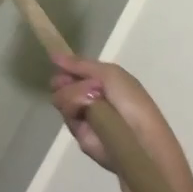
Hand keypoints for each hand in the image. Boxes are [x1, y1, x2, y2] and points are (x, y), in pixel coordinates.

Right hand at [50, 54, 171, 172]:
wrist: (139, 136)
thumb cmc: (130, 100)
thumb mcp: (110, 73)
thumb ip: (81, 64)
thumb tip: (54, 55)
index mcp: (100, 82)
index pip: (73, 71)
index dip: (65, 68)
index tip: (58, 64)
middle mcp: (88, 97)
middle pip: (61, 84)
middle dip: (64, 81)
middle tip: (70, 82)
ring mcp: (82, 115)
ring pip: (60, 98)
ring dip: (74, 95)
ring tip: (91, 100)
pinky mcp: (78, 134)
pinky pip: (67, 116)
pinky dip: (75, 110)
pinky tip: (87, 112)